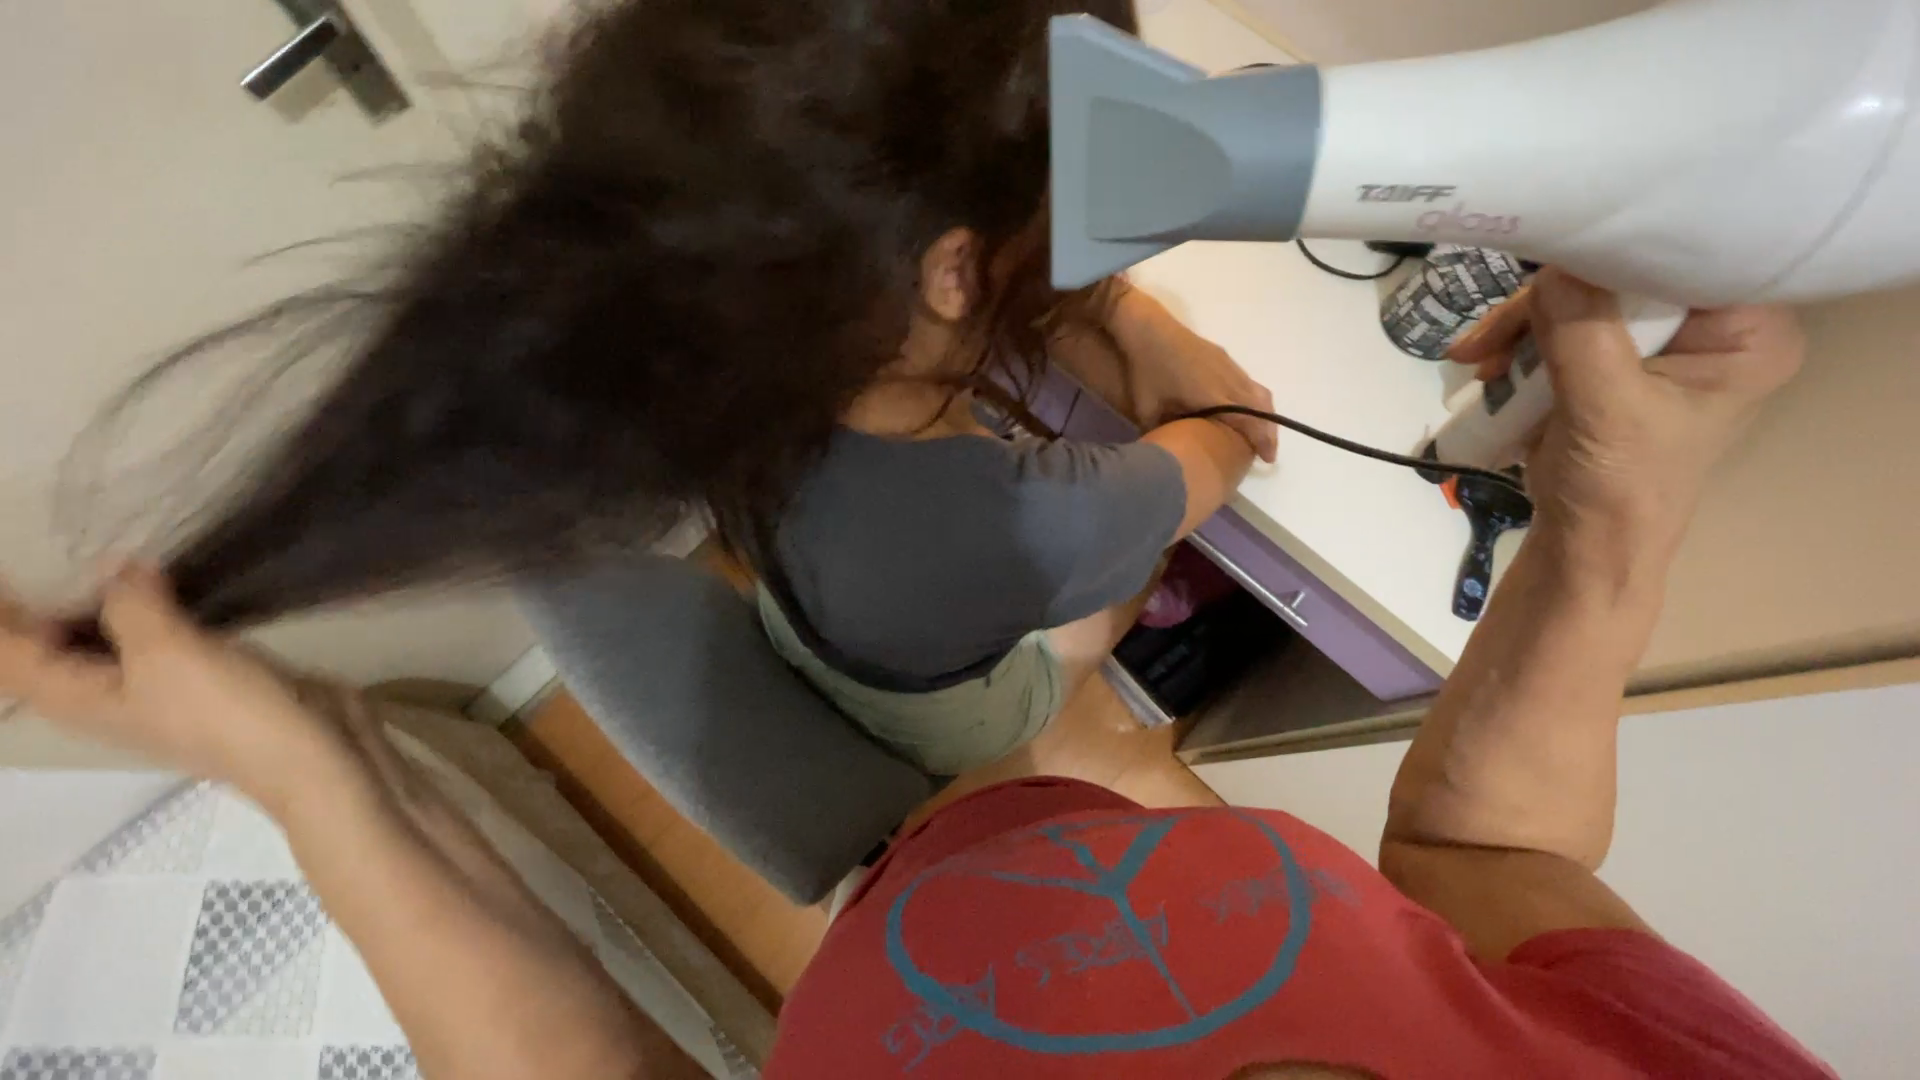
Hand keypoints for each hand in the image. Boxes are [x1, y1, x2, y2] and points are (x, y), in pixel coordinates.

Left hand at [0, 566, 347, 809]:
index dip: (6, 603)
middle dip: (54, 596)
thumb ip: (131, 606)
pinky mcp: (202, 679)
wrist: (307, 750)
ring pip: (106, 637)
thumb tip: (113, 566)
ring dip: (108, 599)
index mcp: (69, 695)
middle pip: (48, 641)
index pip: (4, 647)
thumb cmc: (226, 710)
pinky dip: (157, 610)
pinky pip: (160, 638)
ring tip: (124, 551)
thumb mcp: (169, 654)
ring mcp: (154, 686)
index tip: (28, 552)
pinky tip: (178, 586)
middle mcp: (99, 692)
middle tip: (76, 544)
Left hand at [1108, 287, 1278, 461]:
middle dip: (1268, 431)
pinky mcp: (1223, 358)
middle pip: (1261, 406)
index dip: (1261, 439)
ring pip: (1257, 392)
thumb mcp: (1146, 410)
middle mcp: (1227, 379)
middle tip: (1267, 453)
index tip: (1268, 458)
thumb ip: (1161, 432)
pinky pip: (1247, 382)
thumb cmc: (1146, 371)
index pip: (1247, 419)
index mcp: (1212, 394)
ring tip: (1259, 436)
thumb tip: (1166, 451)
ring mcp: (1227, 366)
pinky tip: (1242, 411)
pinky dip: (1253, 400)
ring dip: (1263, 414)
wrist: (1147, 328)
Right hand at [1452, 268, 1803, 553]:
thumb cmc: (1617, 484)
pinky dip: (1520, 348)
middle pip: (1619, 282)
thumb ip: (1581, 333)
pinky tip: (1491, 372)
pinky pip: (1561, 332)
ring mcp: (1657, 349)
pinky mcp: (1611, 365)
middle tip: (1483, 343)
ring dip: (1519, 332)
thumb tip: (1551, 267)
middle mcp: (1711, 330)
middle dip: (1544, 308)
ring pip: (1580, 304)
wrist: (1585, 542)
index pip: (1683, 263)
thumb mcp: (1603, 407)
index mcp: (1746, 335)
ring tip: (1477, 365)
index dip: (1614, 260)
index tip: (1547, 272)